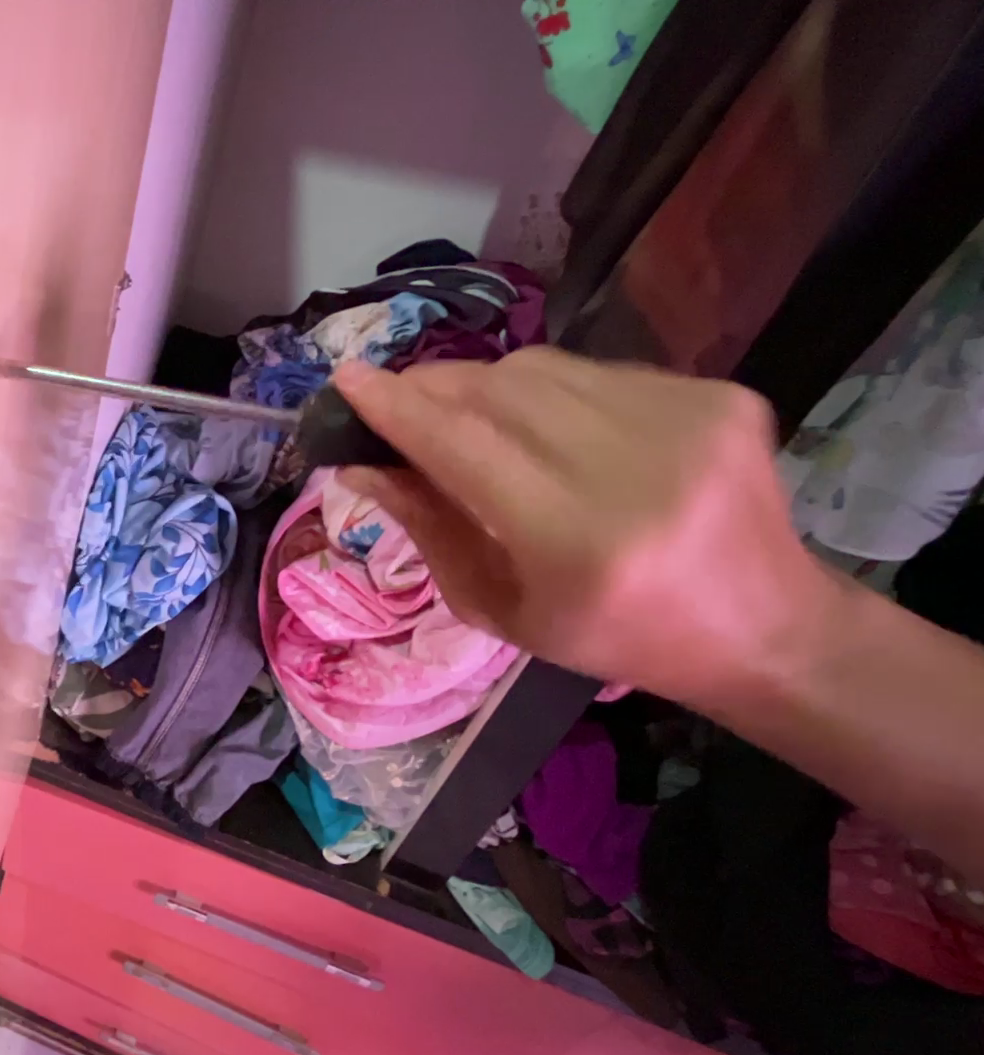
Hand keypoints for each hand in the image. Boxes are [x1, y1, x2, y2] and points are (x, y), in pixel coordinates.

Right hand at [331, 347, 835, 705]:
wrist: (762, 626)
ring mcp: (686, 420)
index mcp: (576, 540)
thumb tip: (359, 466)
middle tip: (391, 401)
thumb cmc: (607, 633)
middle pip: (496, 390)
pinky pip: (590, 370)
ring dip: (480, 386)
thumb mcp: (494, 604)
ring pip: (539, 367)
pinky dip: (542, 392)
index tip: (346, 379)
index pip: (462, 444)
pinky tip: (545, 430)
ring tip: (463, 419)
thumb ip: (426, 526)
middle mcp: (636, 467)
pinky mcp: (716, 394)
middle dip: (428, 387)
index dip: (396, 408)